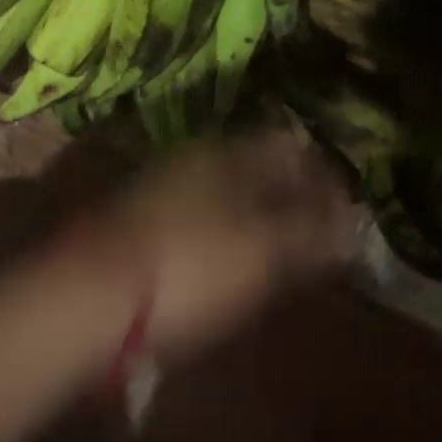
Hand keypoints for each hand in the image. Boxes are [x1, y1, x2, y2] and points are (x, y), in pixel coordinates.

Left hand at [67, 132, 352, 360]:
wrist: (89, 298)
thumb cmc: (187, 267)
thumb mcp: (262, 251)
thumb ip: (310, 232)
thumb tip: (352, 220)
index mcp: (221, 152)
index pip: (284, 144)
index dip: (320, 171)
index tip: (347, 203)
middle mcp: (188, 159)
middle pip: (253, 165)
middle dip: (291, 191)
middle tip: (323, 227)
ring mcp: (159, 189)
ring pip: (224, 190)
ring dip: (258, 212)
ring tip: (288, 247)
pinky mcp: (140, 224)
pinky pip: (199, 216)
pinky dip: (226, 231)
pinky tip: (235, 260)